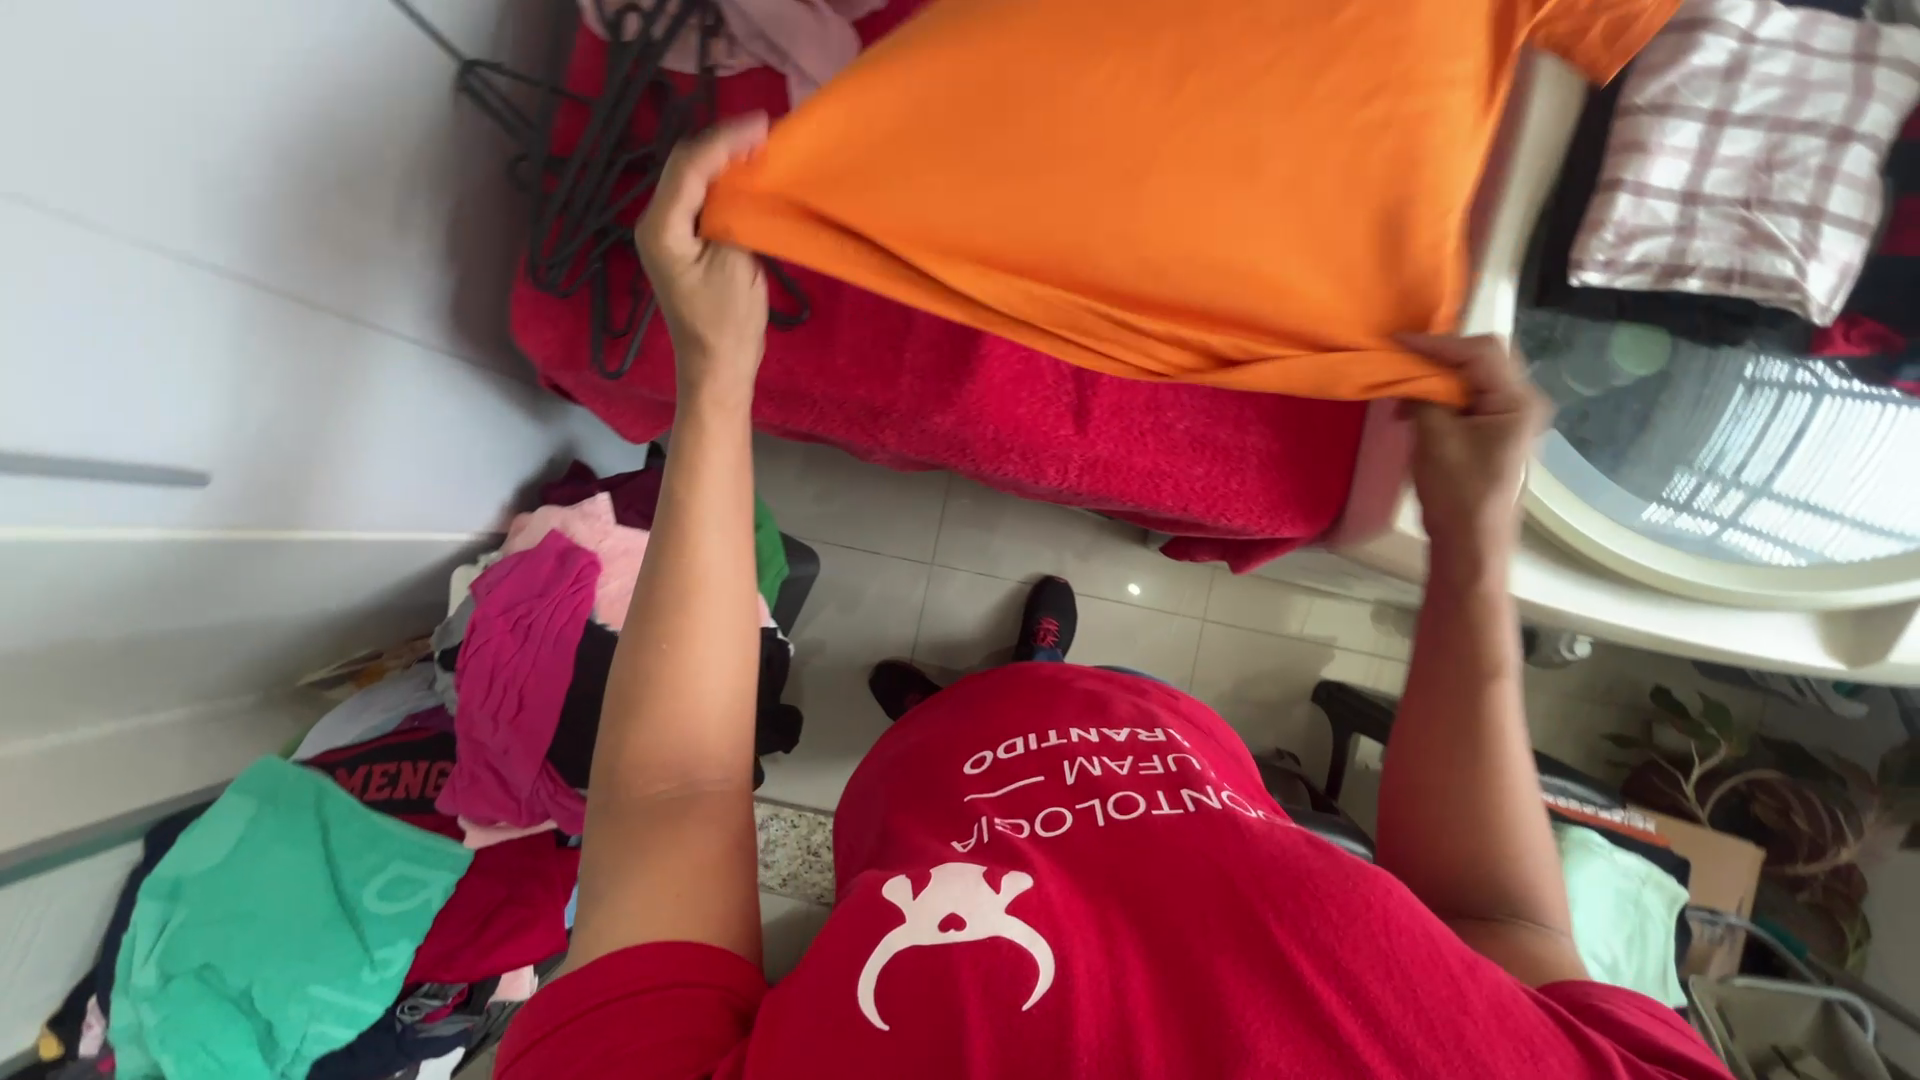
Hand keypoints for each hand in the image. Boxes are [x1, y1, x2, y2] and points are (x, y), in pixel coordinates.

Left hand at [635, 113, 770, 398]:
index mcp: (661, 227)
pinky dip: (726, 188)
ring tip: (760, 151)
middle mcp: (655, 224)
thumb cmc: (727, 325)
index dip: (725, 140)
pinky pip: (702, 204)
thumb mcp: (738, 266)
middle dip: (724, 146)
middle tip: (765, 134)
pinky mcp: (684, 246)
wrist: (717, 368)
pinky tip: (749, 183)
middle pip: (687, 167)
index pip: (690, 165)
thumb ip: (735, 216)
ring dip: (726, 164)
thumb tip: (744, 181)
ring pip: (694, 182)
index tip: (762, 124)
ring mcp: (668, 235)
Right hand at [1398, 334, 1551, 563]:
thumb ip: (1425, 399)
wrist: (1471, 541)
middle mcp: (1523, 401)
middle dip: (1442, 354)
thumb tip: (1409, 378)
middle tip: (1403, 358)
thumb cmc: (1457, 494)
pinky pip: (1469, 397)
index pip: (1481, 352)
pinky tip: (1416, 407)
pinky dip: (1441, 394)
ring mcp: (1511, 416)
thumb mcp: (1435, 441)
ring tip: (1405, 385)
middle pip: (1484, 357)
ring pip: (1475, 376)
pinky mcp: (1494, 430)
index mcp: (1517, 401)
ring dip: (1438, 375)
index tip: (1398, 342)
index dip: (1438, 343)